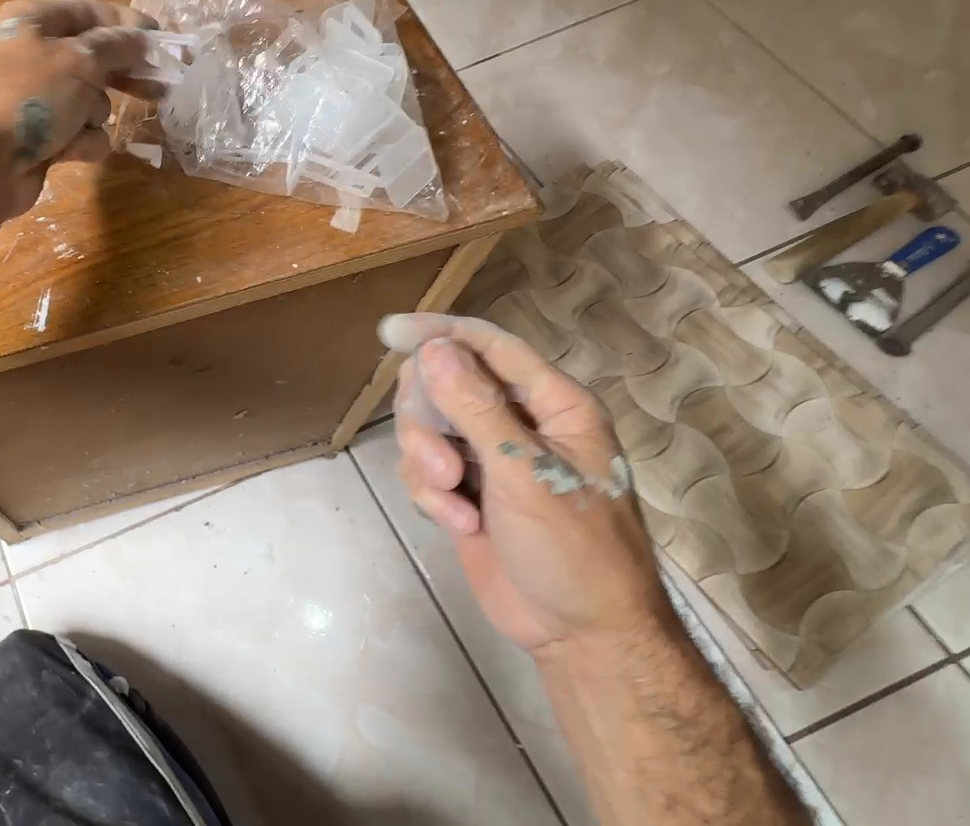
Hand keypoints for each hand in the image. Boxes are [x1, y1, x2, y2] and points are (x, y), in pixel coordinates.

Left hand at [0, 0, 162, 217]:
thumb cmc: (29, 96)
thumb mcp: (80, 60)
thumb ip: (118, 45)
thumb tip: (142, 36)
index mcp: (31, 21)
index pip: (91, 13)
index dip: (129, 25)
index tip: (165, 43)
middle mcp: (28, 55)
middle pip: (91, 59)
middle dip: (123, 75)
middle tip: (160, 87)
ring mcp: (31, 100)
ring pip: (87, 101)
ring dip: (95, 115)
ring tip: (83, 124)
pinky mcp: (35, 139)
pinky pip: (75, 133)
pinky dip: (80, 142)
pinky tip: (72, 150)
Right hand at [380, 314, 674, 657]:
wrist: (580, 636)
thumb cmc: (575, 551)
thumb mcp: (525, 474)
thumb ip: (475, 409)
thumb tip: (432, 349)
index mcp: (552, 404)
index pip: (489, 345)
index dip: (440, 333)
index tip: (390, 332)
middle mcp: (517, 421)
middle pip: (443, 385)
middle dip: (428, 422)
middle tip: (436, 461)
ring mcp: (488, 457)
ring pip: (425, 428)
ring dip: (426, 463)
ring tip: (452, 503)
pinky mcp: (464, 491)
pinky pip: (422, 468)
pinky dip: (430, 494)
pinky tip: (457, 525)